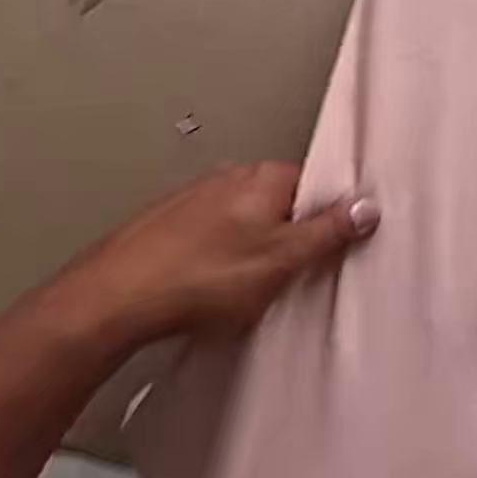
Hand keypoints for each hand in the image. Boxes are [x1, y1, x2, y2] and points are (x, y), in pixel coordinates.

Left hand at [48, 161, 377, 348]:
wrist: (110, 301)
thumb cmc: (197, 278)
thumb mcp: (284, 259)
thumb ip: (330, 231)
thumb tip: (366, 208)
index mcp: (266, 177)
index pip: (320, 185)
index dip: (331, 218)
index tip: (333, 245)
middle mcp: (232, 175)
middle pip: (284, 200)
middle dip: (292, 234)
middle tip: (292, 272)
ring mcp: (197, 196)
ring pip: (248, 218)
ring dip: (256, 244)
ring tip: (248, 284)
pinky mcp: (170, 221)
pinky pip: (215, 233)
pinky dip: (223, 253)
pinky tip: (215, 283)